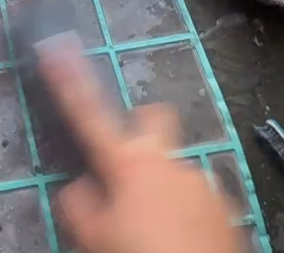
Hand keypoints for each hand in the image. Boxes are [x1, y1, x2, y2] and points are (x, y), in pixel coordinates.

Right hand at [39, 33, 239, 252]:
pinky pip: (202, 198)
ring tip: (159, 227)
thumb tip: (81, 186)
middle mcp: (165, 160)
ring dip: (167, 185)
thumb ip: (79, 205)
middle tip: (131, 160)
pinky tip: (184, 240)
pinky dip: (191, 212)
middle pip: (154, 117)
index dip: (68, 79)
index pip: (88, 113)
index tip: (55, 48)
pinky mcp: (228, 205)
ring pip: (177, 166)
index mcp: (127, 163)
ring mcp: (200, 180)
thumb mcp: (93, 239)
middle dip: (143, 126)